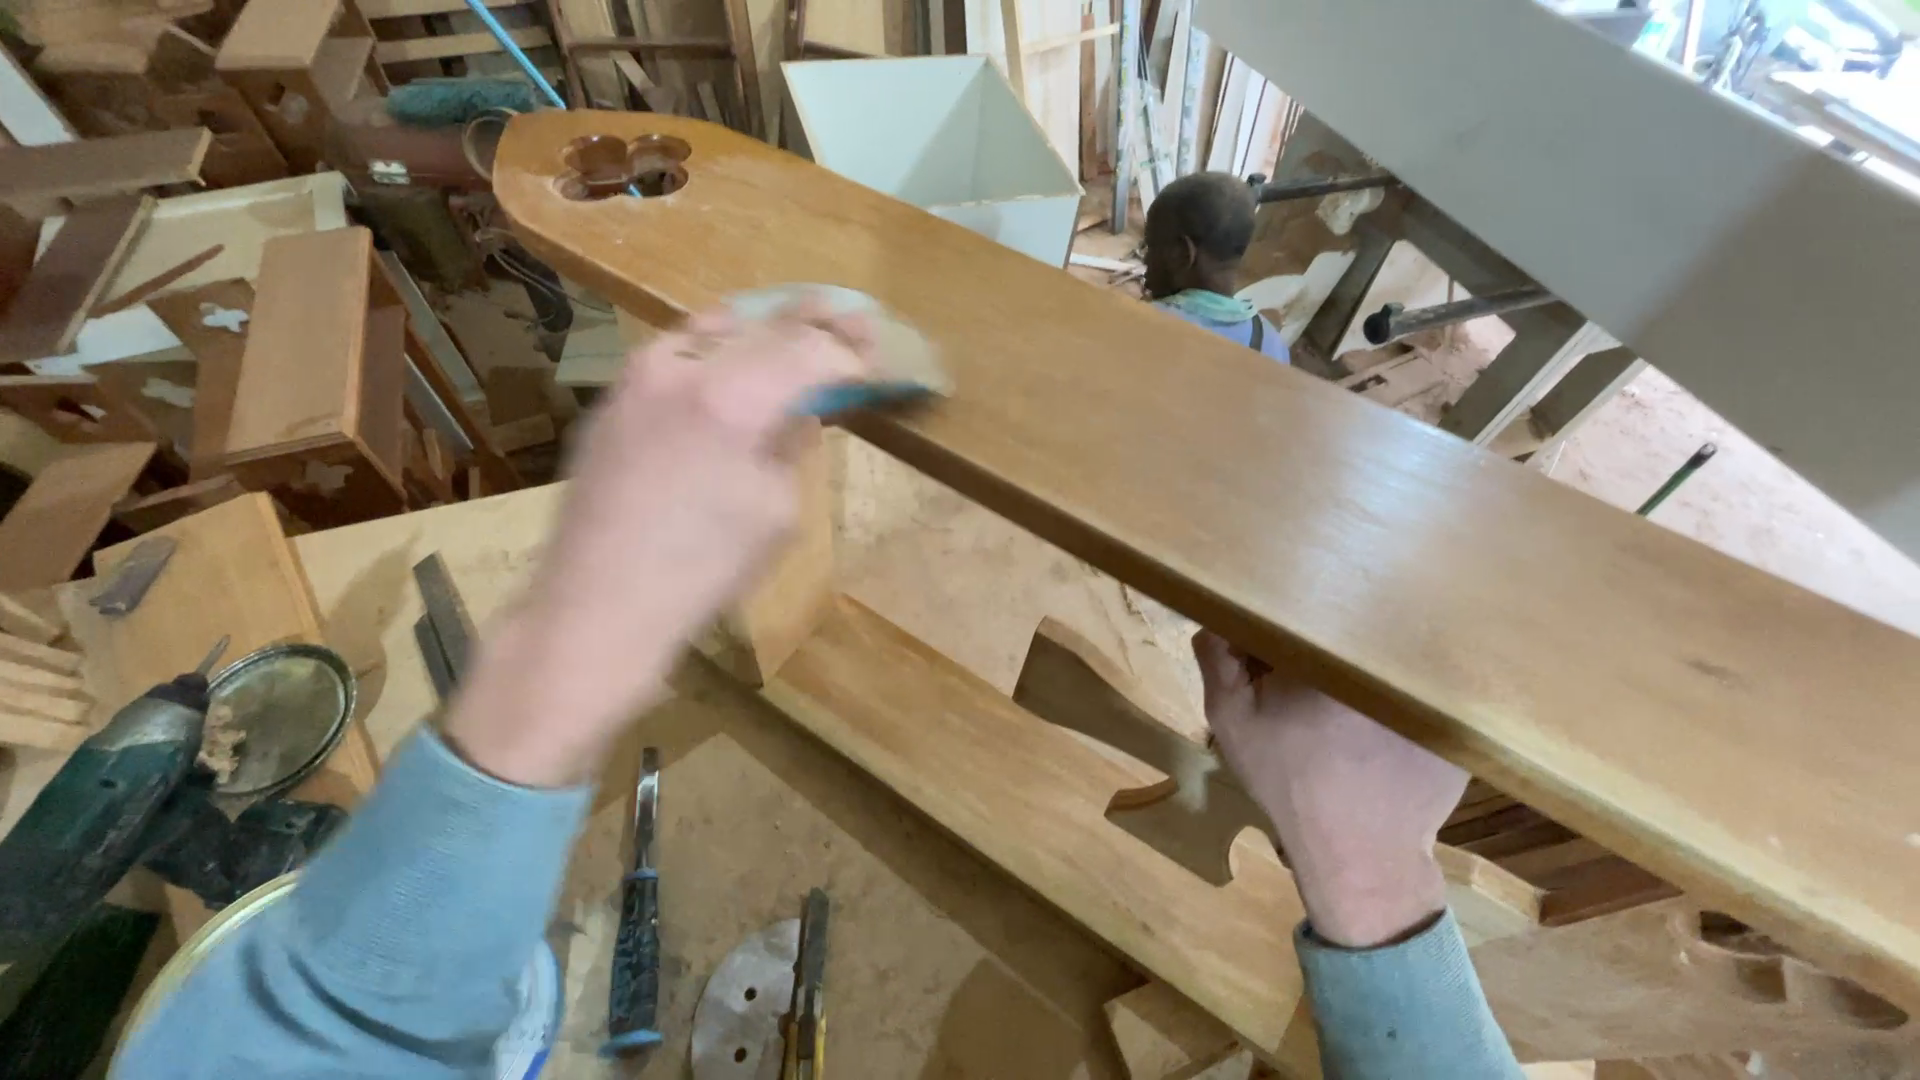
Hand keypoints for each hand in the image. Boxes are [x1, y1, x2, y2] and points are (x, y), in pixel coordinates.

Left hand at [444, 305, 871, 787]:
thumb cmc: (704, 570)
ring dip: (760, 326)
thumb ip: (790, 447)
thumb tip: (798, 413)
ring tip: (795, 321)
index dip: (850, 351)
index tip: (875, 354)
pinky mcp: (610, 400)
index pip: (809, 349)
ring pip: (711, 328)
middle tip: (852, 317)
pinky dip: (714, 351)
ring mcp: (636, 378)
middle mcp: (681, 367)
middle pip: (763, 324)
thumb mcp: (777, 513)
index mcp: (732, 397)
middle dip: (814, 321)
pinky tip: (731, 360)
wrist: (599, 604)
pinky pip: (674, 356)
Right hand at [1193, 631, 1467, 947]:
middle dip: (1325, 642)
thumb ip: (1217, 659)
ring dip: (1364, 666)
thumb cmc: (1288, 781)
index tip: (1270, 656)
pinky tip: (1380, 730)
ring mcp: (1432, 689)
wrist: (1359, 855)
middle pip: (1352, 628)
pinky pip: (1421, 689)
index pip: (1304, 611)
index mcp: (1332, 653)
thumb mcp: (1231, 720)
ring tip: (1343, 705)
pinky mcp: (1458, 717)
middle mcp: (1390, 661)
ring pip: (1388, 657)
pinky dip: (1399, 698)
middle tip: (1303, 679)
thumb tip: (1218, 618)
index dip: (1283, 628)